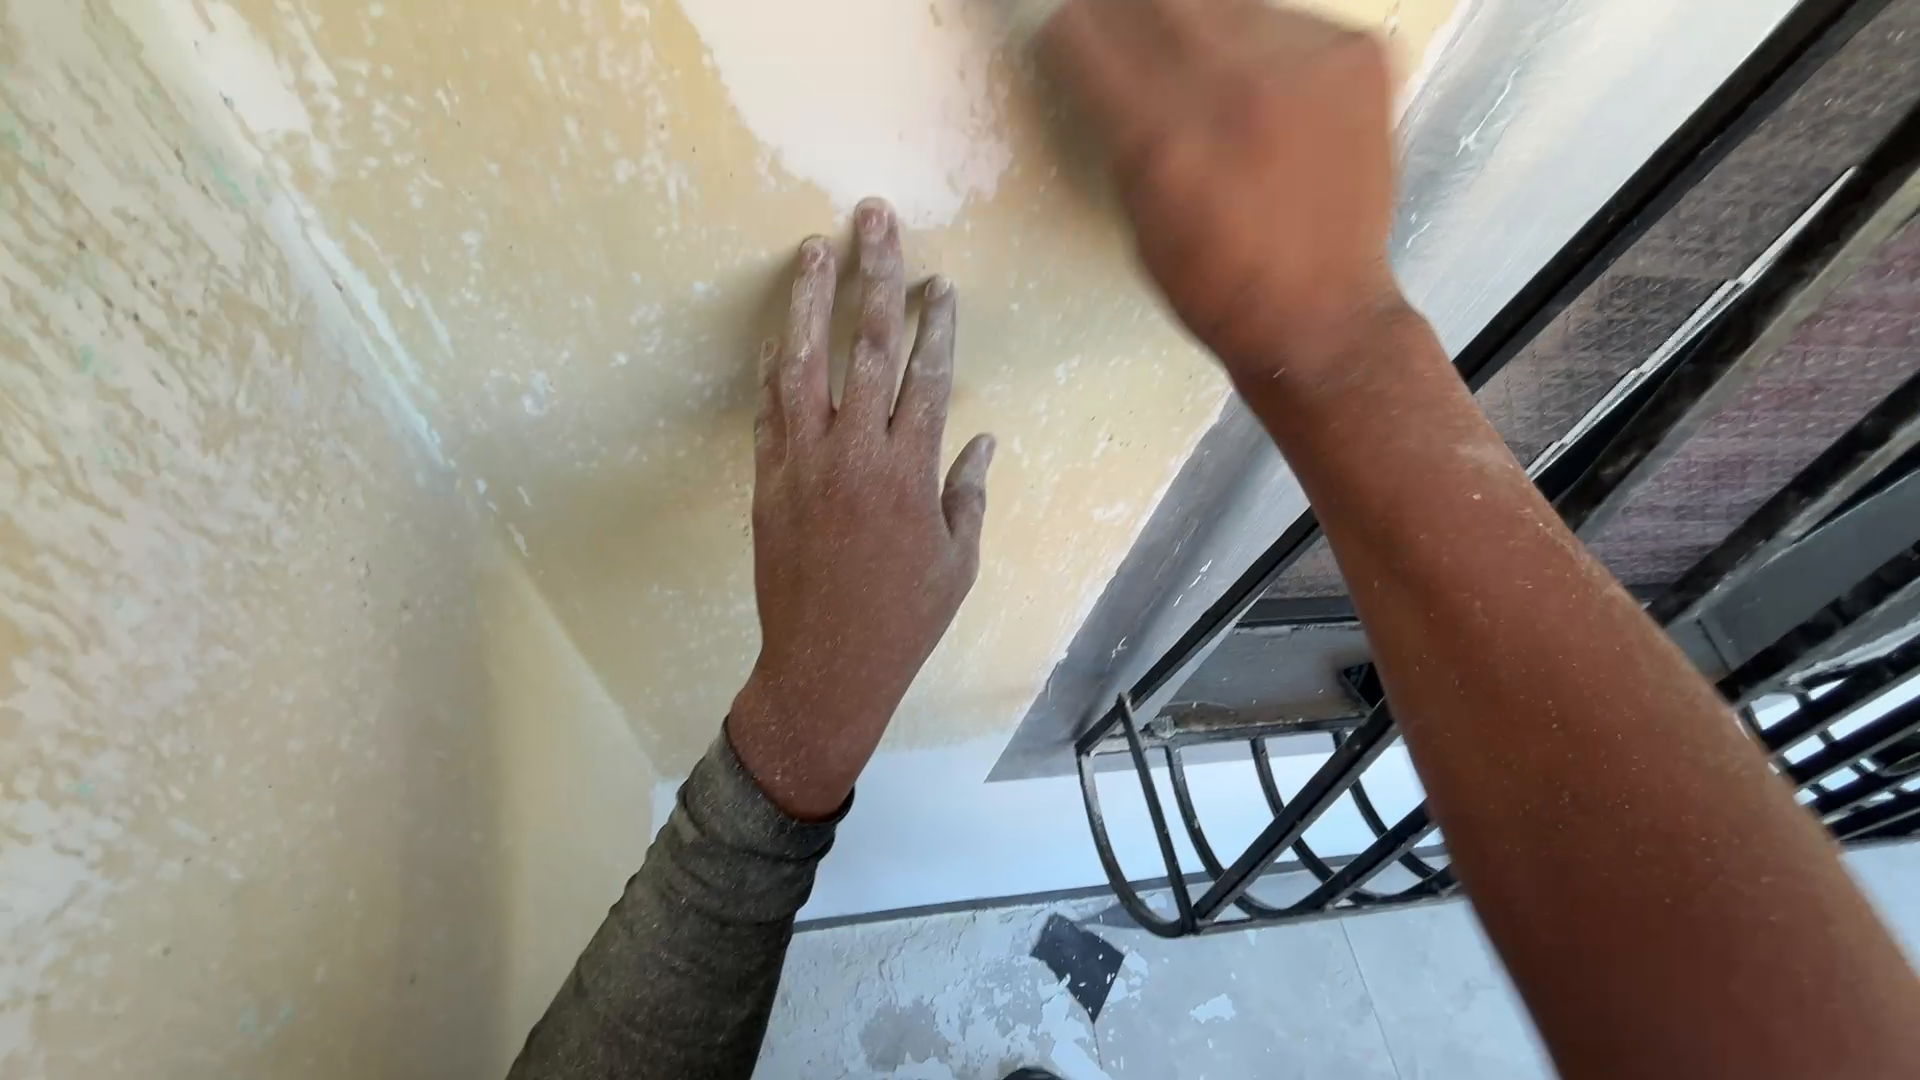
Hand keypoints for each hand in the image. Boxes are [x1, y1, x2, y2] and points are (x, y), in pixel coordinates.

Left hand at [729, 199, 994, 820]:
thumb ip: (968, 494)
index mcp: (911, 471)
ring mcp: (804, 464)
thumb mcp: (958, 562)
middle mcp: (857, 453)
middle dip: (874, 276)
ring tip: (812, 248)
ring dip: (810, 301)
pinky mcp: (768, 483)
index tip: (938, 280)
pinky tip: (780, 332)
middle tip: (874, 219)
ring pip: (805, 365)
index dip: (935, 322)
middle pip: (867, 347)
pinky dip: (775, 368)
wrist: (826, 667)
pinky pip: (769, 412)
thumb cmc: (904, 619)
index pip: (927, 374)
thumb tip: (983, 439)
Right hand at [1039, 0, 1411, 386]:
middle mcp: (1234, 85)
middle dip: (1126, 13)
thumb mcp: (1140, 224)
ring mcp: (1305, 61)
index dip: (1069, 31)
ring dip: (1194, 22)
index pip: (1091, 39)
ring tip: (1202, 76)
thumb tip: (1105, 68)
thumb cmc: (1213, 289)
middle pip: (1157, 0)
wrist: (1319, 312)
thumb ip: (1121, 137)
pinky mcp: (1358, 54)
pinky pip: (1285, 18)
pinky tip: (1264, 93)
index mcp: (1163, 144)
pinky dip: (1259, 44)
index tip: (1064, 32)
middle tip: (1120, 30)